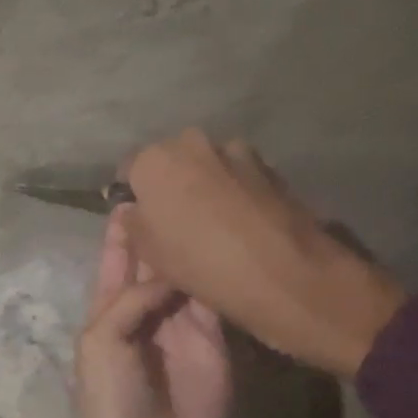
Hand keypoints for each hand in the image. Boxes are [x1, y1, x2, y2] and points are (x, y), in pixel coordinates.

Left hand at [74, 206, 232, 417]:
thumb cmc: (112, 401)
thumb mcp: (102, 344)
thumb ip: (129, 300)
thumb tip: (169, 272)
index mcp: (109, 309)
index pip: (117, 258)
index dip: (123, 228)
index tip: (134, 188)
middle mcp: (147, 309)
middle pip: (155, 259)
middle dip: (161, 226)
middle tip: (177, 183)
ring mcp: (183, 322)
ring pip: (186, 273)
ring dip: (191, 244)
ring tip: (205, 202)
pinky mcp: (216, 339)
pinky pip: (215, 298)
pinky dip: (218, 273)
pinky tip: (227, 242)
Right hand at [123, 129, 406, 377]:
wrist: (287, 275)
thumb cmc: (202, 263)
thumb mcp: (149, 252)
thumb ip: (133, 222)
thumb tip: (134, 209)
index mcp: (154, 159)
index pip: (130, 170)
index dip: (136, 197)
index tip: (144, 223)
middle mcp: (192, 142)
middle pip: (172, 162)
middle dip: (173, 186)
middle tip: (178, 225)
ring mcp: (237, 152)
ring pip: (208, 168)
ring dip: (208, 188)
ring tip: (216, 227)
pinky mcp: (271, 167)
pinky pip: (240, 179)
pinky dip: (238, 195)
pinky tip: (245, 227)